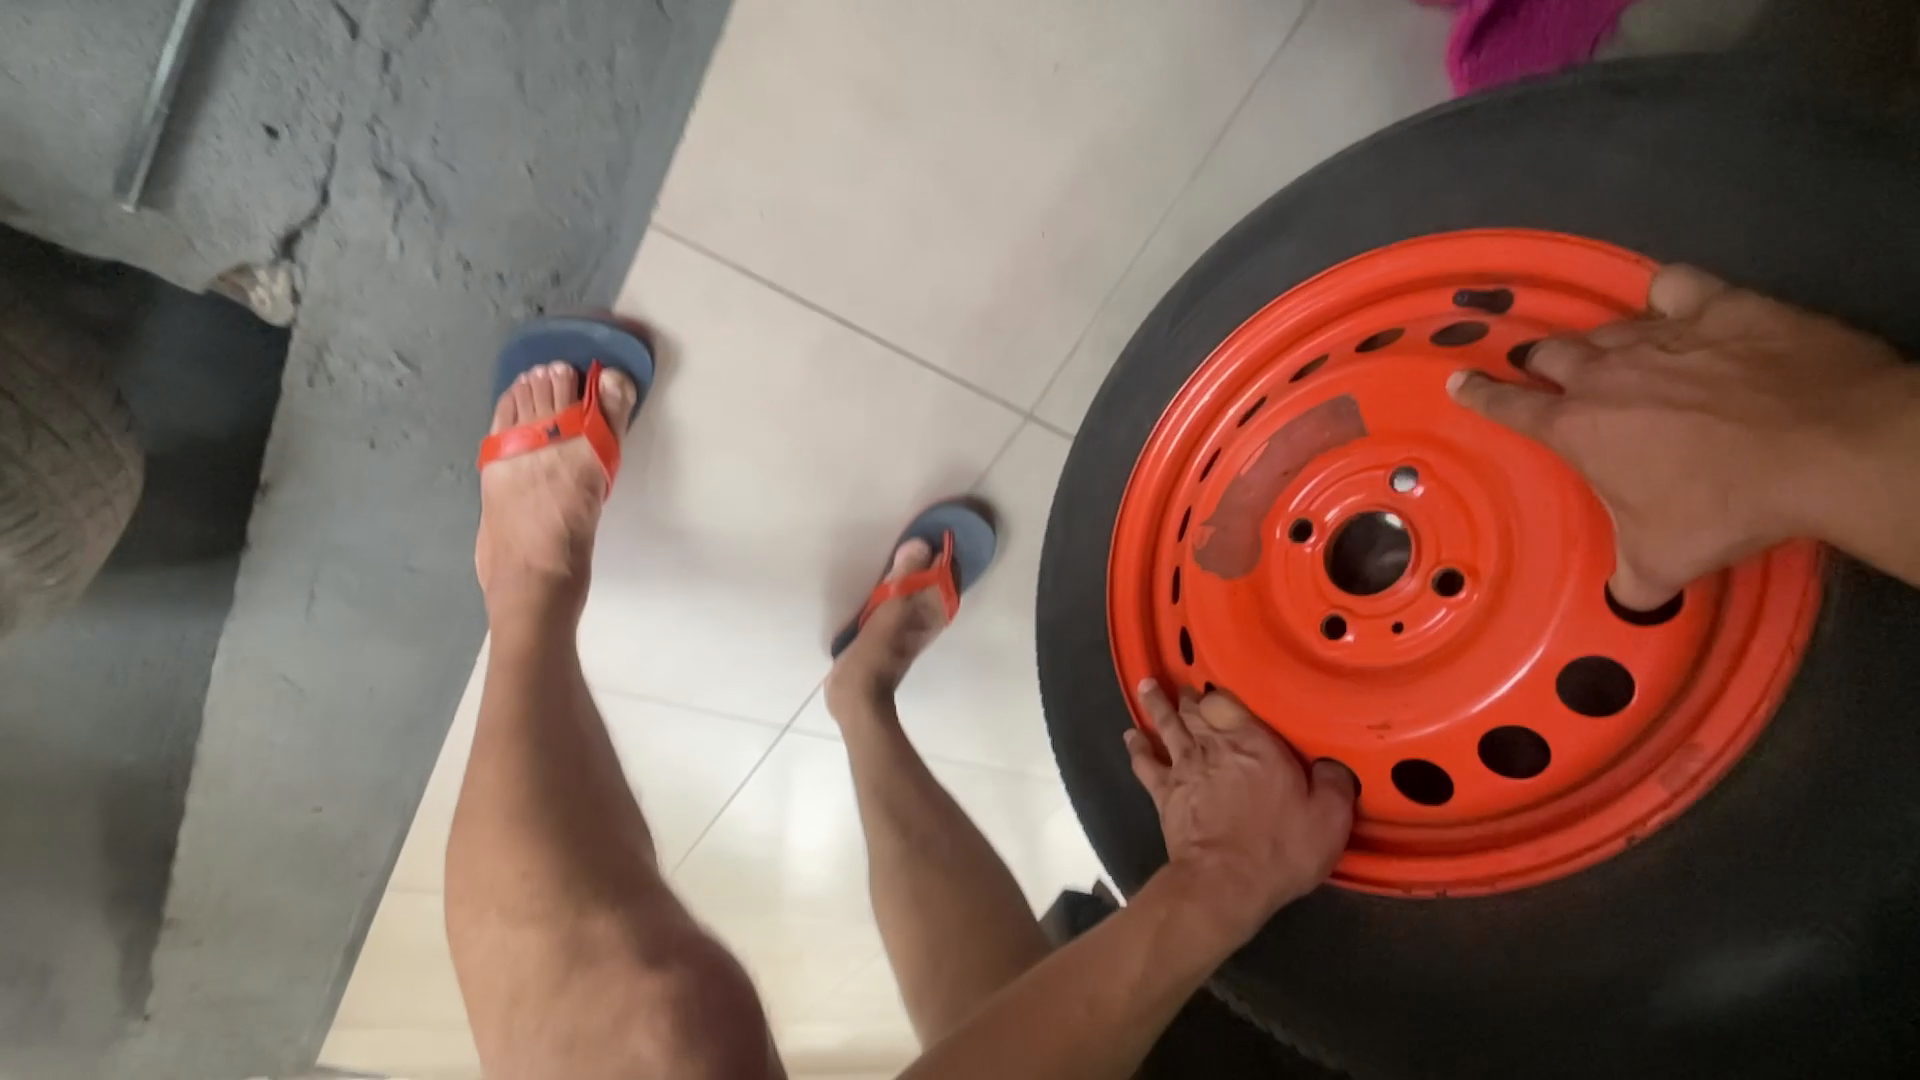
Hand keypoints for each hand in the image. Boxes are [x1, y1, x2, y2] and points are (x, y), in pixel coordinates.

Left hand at [1124, 681, 1354, 941]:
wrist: (1226, 880)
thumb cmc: (1280, 847)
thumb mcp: (1328, 818)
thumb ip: (1333, 784)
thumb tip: (1333, 764)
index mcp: (1253, 743)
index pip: (1226, 703)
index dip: (1219, 694)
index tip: (1216, 689)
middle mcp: (1213, 746)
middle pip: (1193, 711)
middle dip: (1187, 696)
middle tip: (1183, 686)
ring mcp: (1183, 768)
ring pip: (1166, 726)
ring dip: (1156, 705)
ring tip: (1147, 687)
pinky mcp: (1164, 792)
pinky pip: (1145, 763)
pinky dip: (1137, 747)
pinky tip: (1131, 736)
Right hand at [1447, 264, 1910, 609]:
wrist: (1836, 450)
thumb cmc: (1729, 504)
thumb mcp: (1667, 559)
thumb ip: (1631, 580)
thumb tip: (1625, 606)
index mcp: (1576, 428)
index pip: (1507, 405)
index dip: (1477, 394)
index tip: (1459, 382)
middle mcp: (1605, 376)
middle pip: (1549, 353)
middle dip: (1539, 360)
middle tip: (1542, 368)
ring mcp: (1663, 337)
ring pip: (1605, 325)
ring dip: (1598, 338)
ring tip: (1605, 347)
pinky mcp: (1722, 310)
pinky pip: (1676, 287)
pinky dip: (1669, 296)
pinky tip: (1674, 306)